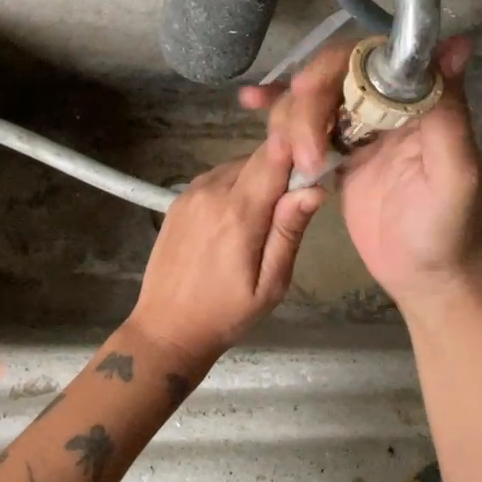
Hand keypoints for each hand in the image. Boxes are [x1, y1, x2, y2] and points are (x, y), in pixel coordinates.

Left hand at [127, 136, 322, 367]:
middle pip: (257, 158)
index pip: (274, 156)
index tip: (314, 168)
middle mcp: (212, 192)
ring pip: (237, 165)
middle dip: (280, 170)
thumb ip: (289, 232)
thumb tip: (315, 189)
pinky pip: (216, 177)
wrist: (166, 328)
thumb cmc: (225, 314)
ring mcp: (191, 192)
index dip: (297, 153)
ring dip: (256, 179)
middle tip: (290, 206)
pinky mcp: (178, 198)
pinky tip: (235, 218)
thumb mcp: (269, 284)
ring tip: (262, 218)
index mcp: (238, 213)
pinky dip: (233, 186)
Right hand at [240, 38, 481, 309]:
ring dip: (290, 119)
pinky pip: (304, 123)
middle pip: (333, 78)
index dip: (335, 66)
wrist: (422, 278)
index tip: (307, 88)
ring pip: (313, 99)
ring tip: (285, 157)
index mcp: (418, 102)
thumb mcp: (456, 172)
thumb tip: (456, 46)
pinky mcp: (335, 151)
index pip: (371, 61)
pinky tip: (252, 101)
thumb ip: (448, 112)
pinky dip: (278, 113)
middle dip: (306, 104)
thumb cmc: (447, 229)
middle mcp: (386, 106)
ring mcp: (358, 128)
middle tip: (297, 146)